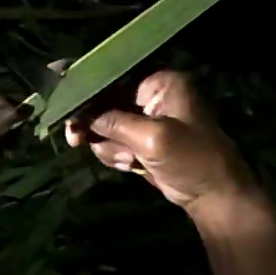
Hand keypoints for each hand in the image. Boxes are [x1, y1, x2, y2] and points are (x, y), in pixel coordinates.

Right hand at [64, 71, 270, 220]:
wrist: (214, 197)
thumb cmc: (192, 159)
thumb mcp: (151, 137)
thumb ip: (113, 122)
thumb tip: (78, 114)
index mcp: (160, 82)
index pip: (113, 76)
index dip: (86, 88)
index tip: (61, 98)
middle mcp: (150, 95)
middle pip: (103, 101)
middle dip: (93, 124)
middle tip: (75, 139)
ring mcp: (144, 119)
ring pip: (102, 125)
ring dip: (108, 145)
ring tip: (129, 160)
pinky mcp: (140, 140)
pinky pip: (111, 142)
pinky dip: (115, 154)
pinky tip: (132, 165)